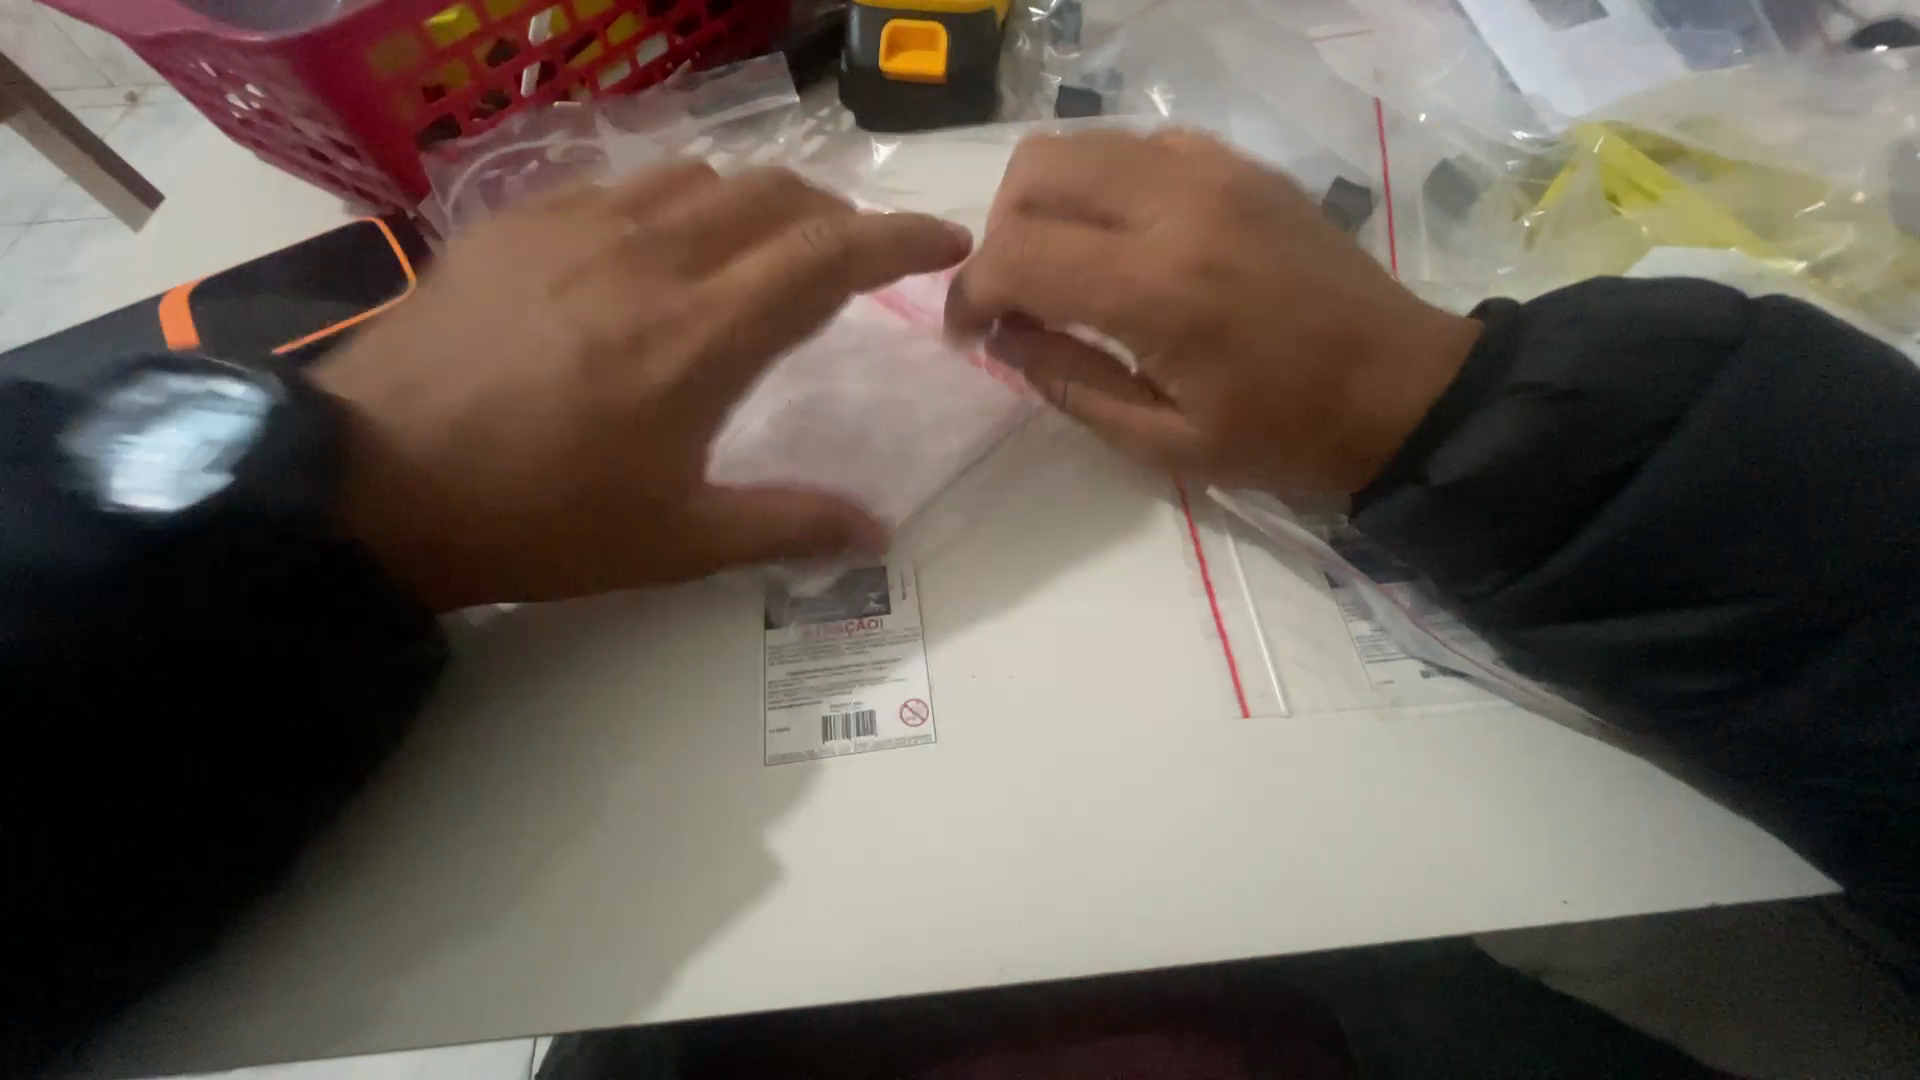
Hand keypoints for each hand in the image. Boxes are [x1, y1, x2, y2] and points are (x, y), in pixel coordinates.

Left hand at [315, 162, 971, 610]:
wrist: (374, 488)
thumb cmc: (543, 521)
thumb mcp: (679, 542)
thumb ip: (789, 526)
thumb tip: (878, 537)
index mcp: (702, 338)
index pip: (829, 255)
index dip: (901, 238)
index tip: (947, 243)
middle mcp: (653, 259)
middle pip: (779, 197)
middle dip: (841, 218)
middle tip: (859, 262)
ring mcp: (580, 228)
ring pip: (708, 178)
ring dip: (765, 206)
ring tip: (773, 253)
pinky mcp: (522, 222)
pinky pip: (632, 182)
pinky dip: (686, 204)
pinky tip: (671, 249)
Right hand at [945, 129, 1481, 494]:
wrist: (1399, 390)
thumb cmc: (1280, 435)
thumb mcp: (1161, 442)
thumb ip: (1068, 384)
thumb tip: (1002, 338)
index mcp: (1157, 287)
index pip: (1016, 255)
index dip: (969, 294)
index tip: (967, 333)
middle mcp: (1178, 203)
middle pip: (1034, 171)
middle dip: (997, 236)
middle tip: (1012, 299)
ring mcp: (1214, 170)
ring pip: (1080, 144)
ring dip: (1043, 204)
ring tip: (1057, 269)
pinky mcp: (1240, 164)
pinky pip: (1138, 146)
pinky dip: (1101, 187)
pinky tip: (1118, 242)